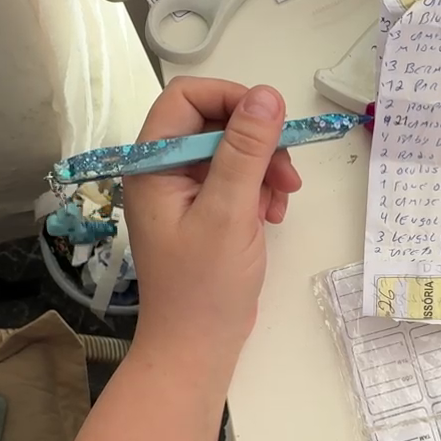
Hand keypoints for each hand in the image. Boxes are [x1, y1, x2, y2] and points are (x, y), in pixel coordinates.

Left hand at [122, 77, 301, 362]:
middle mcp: (165, 170)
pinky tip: (273, 216)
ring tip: (282, 202)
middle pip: (216, 123)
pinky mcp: (208, 211)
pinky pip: (238, 180)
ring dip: (265, 168)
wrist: (198, 345)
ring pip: (234, 151)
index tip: (272, 121)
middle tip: (287, 173)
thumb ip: (246, 151)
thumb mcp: (228, 212)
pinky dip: (261, 190)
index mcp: (153, 164)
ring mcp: (187, 192)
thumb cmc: (204, 286)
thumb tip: (267, 95)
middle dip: (257, 142)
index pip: (187, 98)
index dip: (231, 98)